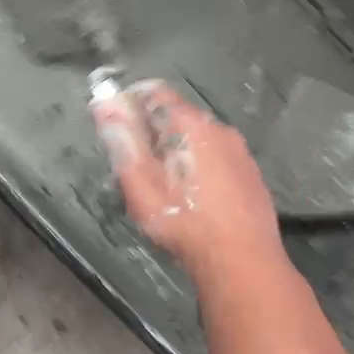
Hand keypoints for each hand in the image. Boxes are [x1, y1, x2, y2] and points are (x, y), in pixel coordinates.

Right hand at [90, 81, 285, 279]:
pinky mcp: (251, 173)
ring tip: (161, 183)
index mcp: (189, 125)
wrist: (241, 261)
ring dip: (174, 149)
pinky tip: (191, 195)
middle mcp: (219, 129)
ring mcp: (240, 151)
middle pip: (176, 115)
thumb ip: (121, 140)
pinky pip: (215, 156)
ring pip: (196, 137)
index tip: (115, 126)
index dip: (128, 103)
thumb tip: (103, 105)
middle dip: (151, 131)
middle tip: (134, 163)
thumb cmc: (183, 221)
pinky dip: (197, 165)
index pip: (154, 92)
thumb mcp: (139, 183)